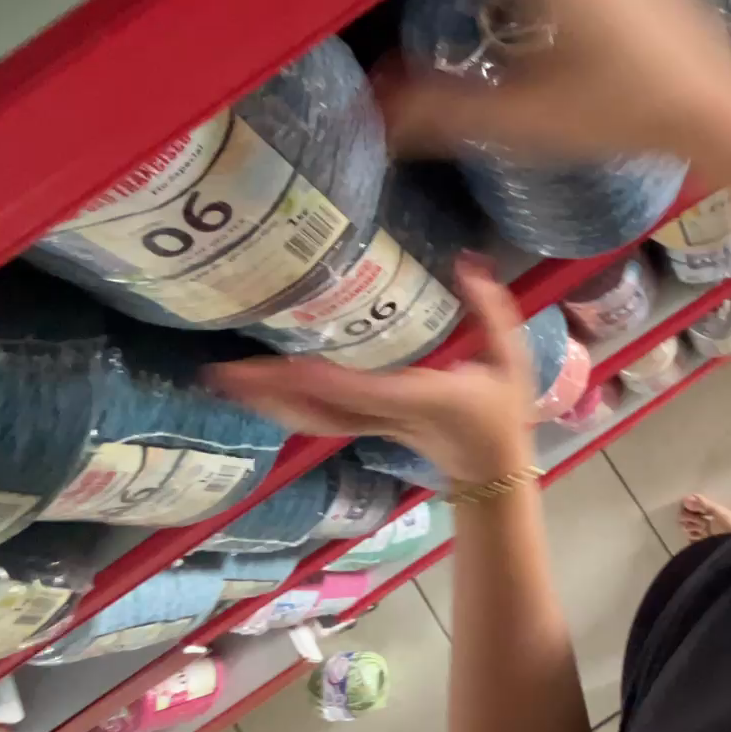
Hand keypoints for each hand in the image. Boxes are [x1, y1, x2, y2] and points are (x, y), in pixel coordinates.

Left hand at [204, 257, 536, 486]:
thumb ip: (491, 311)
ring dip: (267, 402)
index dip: (322, 380)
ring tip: (223, 379)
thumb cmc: (501, 413)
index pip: (365, 390)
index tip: (284, 360)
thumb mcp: (509, 360)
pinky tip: (258, 394)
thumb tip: (468, 262)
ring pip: (312, 419)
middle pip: (319, 408)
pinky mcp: (365, 430)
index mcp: (422, 398)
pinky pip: (317, 420)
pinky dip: (283, 408)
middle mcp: (388, 416)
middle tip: (221, 371)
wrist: (492, 469)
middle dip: (271, 392)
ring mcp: (372, 428)